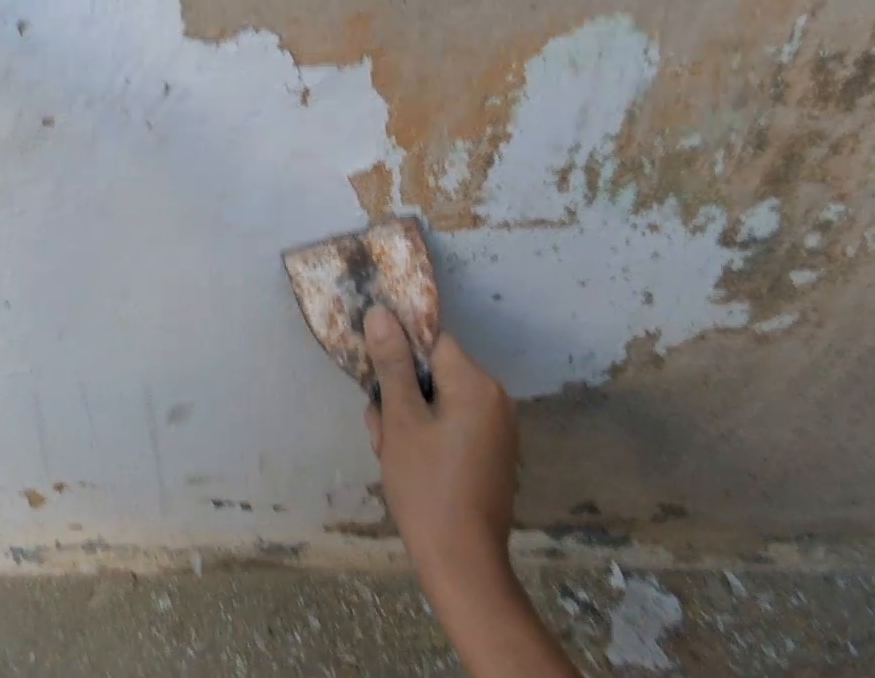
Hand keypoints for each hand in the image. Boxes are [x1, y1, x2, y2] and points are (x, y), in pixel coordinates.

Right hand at [364, 309, 579, 676]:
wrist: (462, 561)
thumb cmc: (426, 485)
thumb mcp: (400, 420)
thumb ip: (392, 364)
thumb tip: (381, 313)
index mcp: (476, 384)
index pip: (432, 341)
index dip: (399, 355)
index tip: (376, 381)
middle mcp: (496, 398)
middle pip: (435, 372)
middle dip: (400, 393)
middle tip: (381, 429)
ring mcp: (498, 428)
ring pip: (439, 401)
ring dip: (409, 418)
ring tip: (391, 452)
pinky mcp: (493, 452)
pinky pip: (454, 424)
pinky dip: (428, 435)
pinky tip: (410, 464)